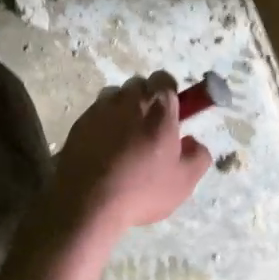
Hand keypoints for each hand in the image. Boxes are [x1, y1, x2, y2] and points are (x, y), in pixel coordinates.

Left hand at [49, 72, 211, 235]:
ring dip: (123, 109)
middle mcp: (128, 99)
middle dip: (146, 100)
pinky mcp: (81, 119)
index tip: (170, 114)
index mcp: (157, 107)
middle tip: (149, 130)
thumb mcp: (184, 181)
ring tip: (125, 139)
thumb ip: (198, 155)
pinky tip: (104, 148)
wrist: (89, 200)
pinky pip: (97, 112)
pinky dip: (103, 123)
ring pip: (116, 96)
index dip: (168, 93)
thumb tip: (192, 141)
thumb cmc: (142, 189)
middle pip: (139, 86)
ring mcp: (101, 107)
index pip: (164, 79)